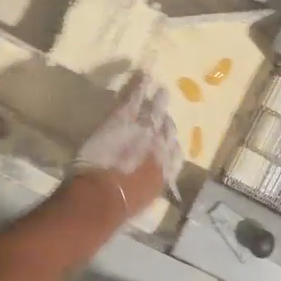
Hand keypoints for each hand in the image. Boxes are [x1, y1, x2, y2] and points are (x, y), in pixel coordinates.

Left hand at [72, 71, 182, 214]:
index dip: (170, 145)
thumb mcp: (141, 201)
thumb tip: (141, 185)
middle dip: (167, 120)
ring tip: (161, 90)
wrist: (105, 195)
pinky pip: (134, 98)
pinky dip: (139, 84)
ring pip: (155, 111)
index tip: (168, 140)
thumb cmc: (121, 205)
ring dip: (158, 100)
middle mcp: (160, 149)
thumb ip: (145, 187)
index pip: (174, 154)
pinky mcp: (124, 119)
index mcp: (164, 172)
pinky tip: (143, 74)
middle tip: (168, 111)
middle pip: (167, 130)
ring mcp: (144, 131)